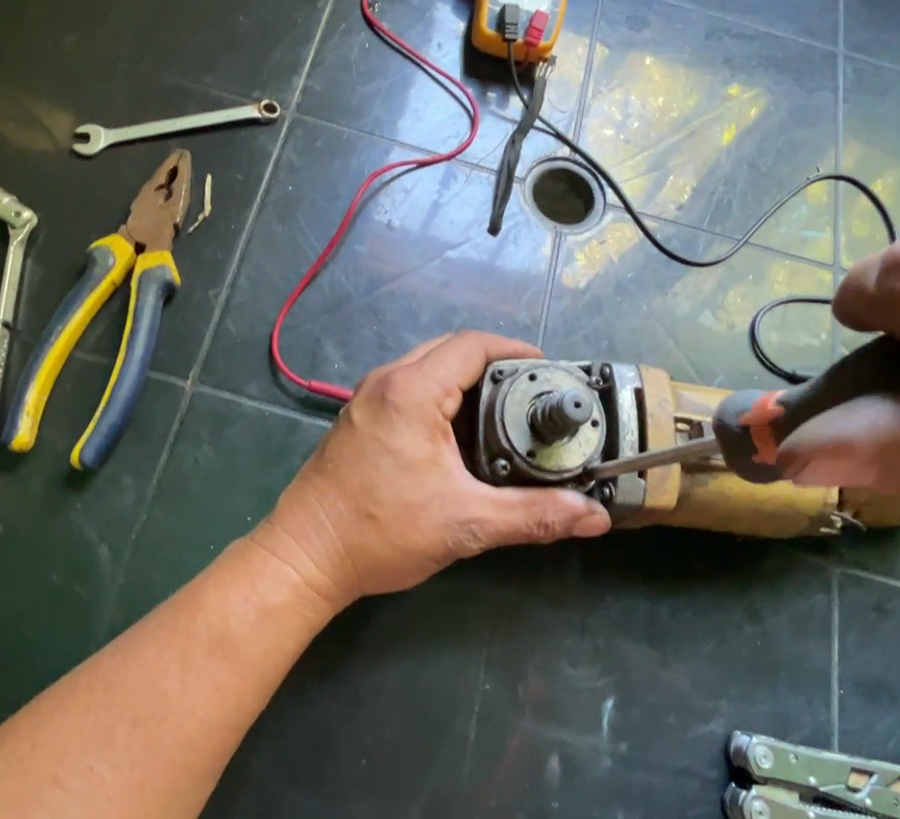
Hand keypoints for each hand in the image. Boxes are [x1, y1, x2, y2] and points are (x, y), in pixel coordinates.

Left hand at [248, 332, 611, 607]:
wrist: (305, 555)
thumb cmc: (380, 533)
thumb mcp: (465, 524)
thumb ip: (533, 516)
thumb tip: (593, 517)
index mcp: (411, 392)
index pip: (472, 345)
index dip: (516, 351)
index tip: (550, 372)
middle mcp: (387, 382)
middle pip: (451, 349)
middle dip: (497, 364)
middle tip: (535, 395)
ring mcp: (368, 398)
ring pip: (429, 367)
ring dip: (469, 380)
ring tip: (509, 412)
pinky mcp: (361, 418)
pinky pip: (411, 387)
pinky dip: (444, 396)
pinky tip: (466, 433)